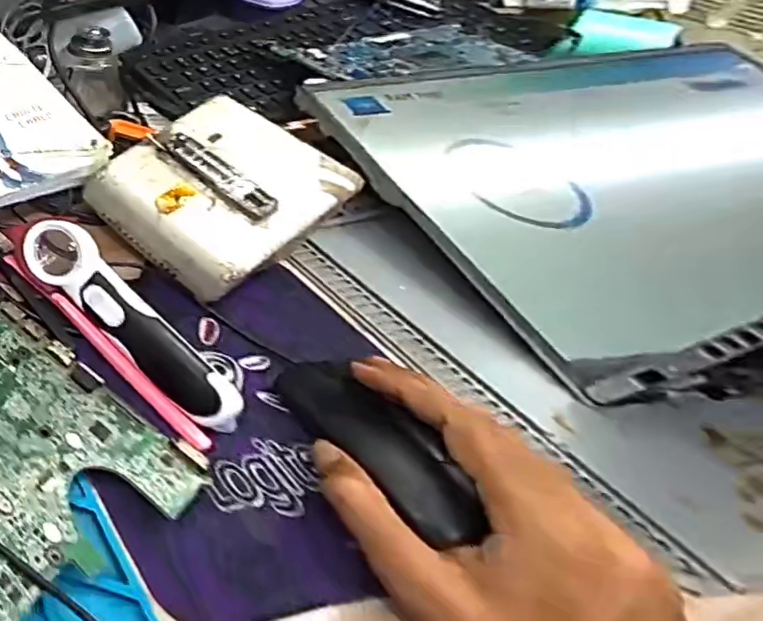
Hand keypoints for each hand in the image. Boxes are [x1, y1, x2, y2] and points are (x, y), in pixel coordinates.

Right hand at [314, 358, 679, 620]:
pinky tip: (468, 469)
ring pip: (533, 465)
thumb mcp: (421, 590)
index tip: (361, 369)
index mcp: (554, 528)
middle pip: (507, 441)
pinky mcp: (635, 573)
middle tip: (375, 385)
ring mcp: (629, 553)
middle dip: (436, 404)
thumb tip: (326, 451)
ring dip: (468, 434)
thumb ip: (366, 514)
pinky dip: (500, 466)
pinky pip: (554, 493)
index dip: (413, 390)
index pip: (473, 430)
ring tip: (410, 416)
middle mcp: (603, 529)